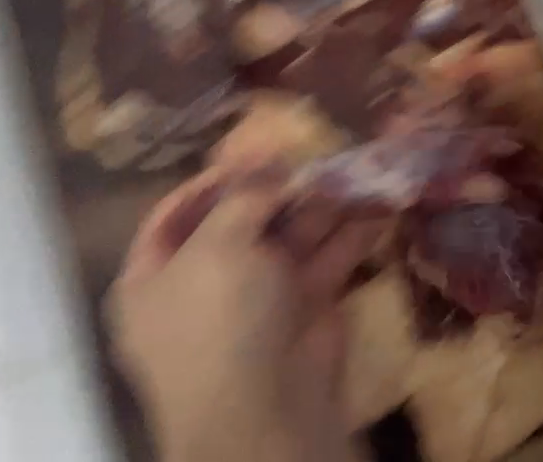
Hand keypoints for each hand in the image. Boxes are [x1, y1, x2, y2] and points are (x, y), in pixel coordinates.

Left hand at [109, 177, 378, 461]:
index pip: (178, 213)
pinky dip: (360, 228)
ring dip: (332, 202)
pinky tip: (385, 201)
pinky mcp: (311, 296)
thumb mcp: (217, 249)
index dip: (217, 178)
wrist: (265, 396)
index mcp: (158, 272)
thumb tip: (270, 164)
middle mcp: (209, 276)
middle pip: (248, 217)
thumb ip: (243, 199)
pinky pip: (334, 252)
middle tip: (328, 153)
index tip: (263, 147)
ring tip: (366, 170)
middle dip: (288, 186)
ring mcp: (263, 288)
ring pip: (299, 231)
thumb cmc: (220, 319)